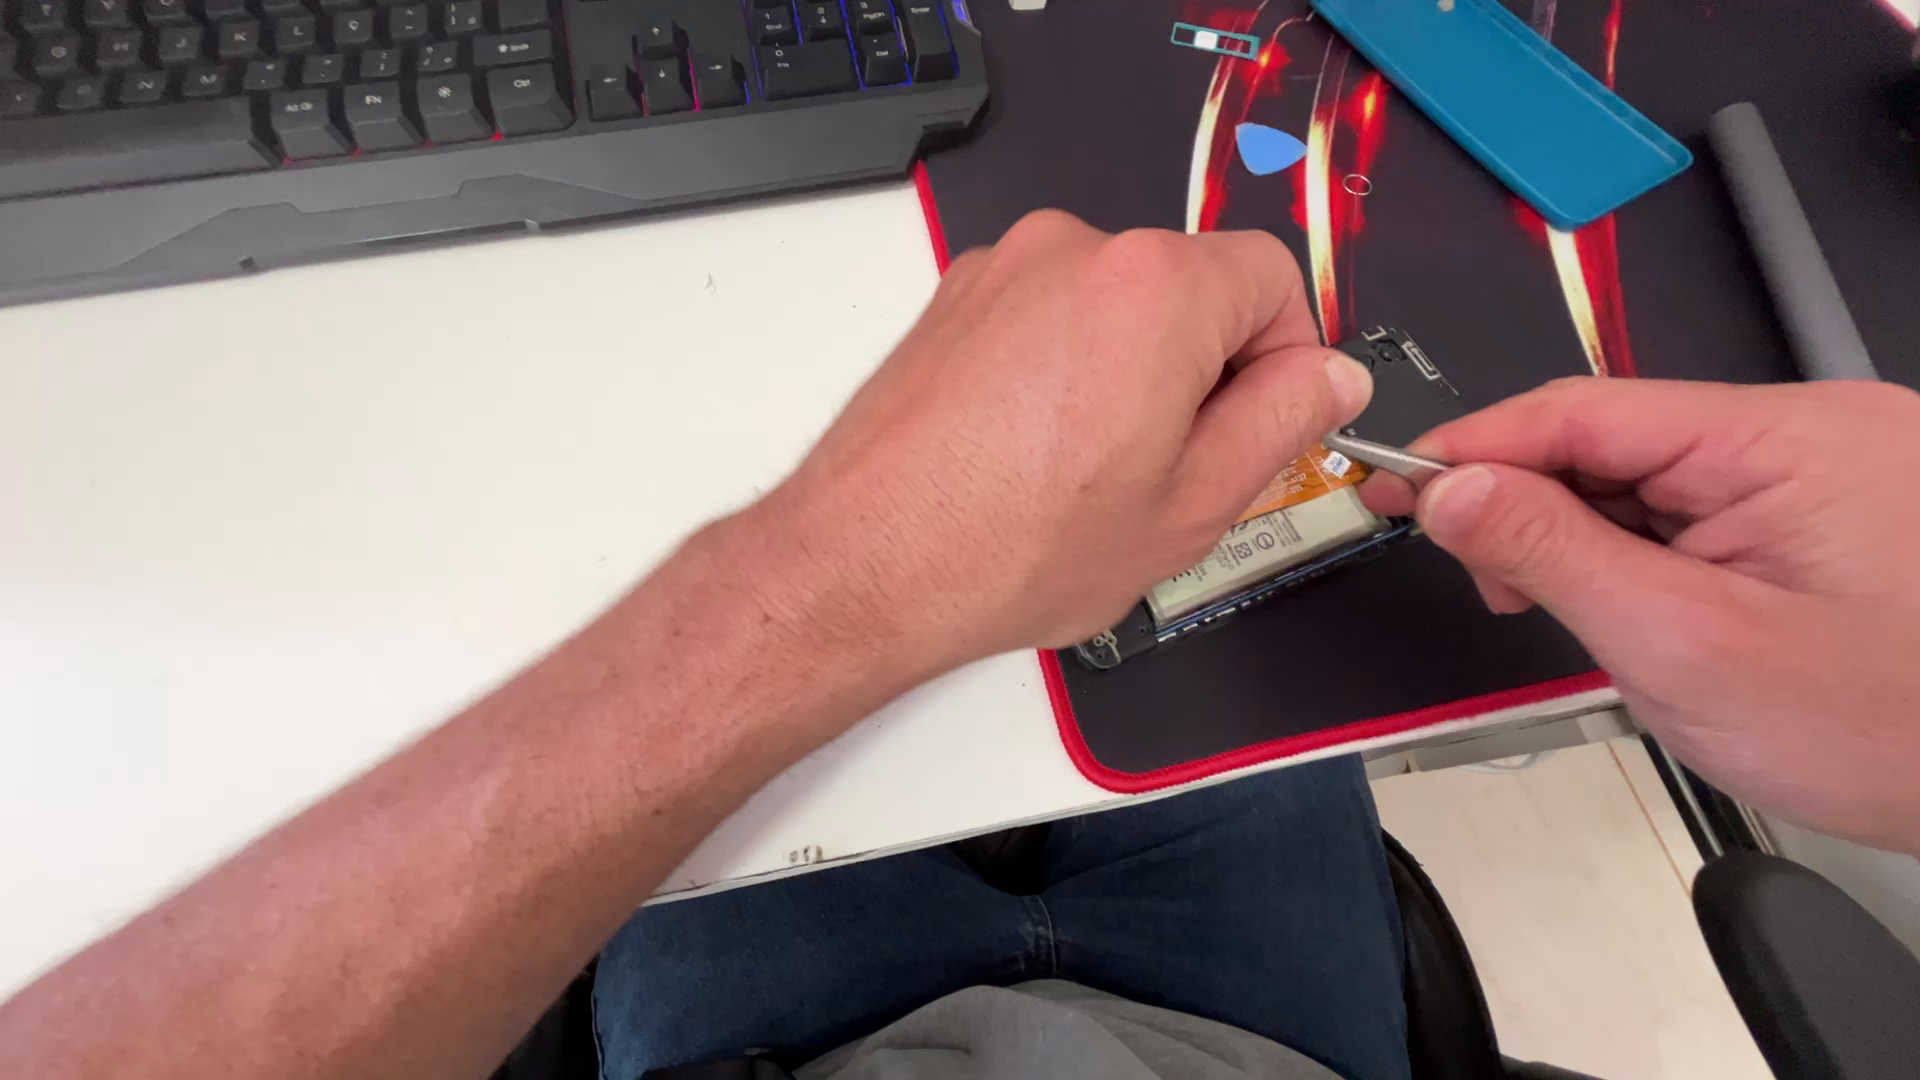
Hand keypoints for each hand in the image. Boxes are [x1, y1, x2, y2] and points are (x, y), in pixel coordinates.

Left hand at [740, 210, 1371, 681]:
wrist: (864, 563)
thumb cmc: (1014, 549)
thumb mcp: (1188, 507)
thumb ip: (1280, 424)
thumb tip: (1327, 377)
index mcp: (1153, 288)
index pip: (1271, 278)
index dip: (1282, 356)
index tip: (1260, 420)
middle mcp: (1071, 252)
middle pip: (1186, 290)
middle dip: (1199, 372)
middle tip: (1166, 467)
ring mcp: (1000, 271)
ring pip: (1111, 308)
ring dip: (1125, 374)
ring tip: (1084, 469)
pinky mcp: (952, 301)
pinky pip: (1043, 319)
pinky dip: (1059, 370)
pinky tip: (1029, 450)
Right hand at [1361, 377, 1919, 852]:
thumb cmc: (1889, 731)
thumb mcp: (1678, 639)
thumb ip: (1548, 551)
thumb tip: (1444, 490)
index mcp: (1783, 439)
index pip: (1576, 412)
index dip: (1467, 447)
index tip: (1389, 487)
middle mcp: (1794, 434)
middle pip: (1592, 442)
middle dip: (1511, 504)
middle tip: (1474, 574)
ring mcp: (1796, 472)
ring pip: (1614, 479)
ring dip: (1550, 535)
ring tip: (1534, 598)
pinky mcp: (1787, 513)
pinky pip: (1654, 510)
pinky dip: (1597, 551)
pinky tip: (1588, 593)